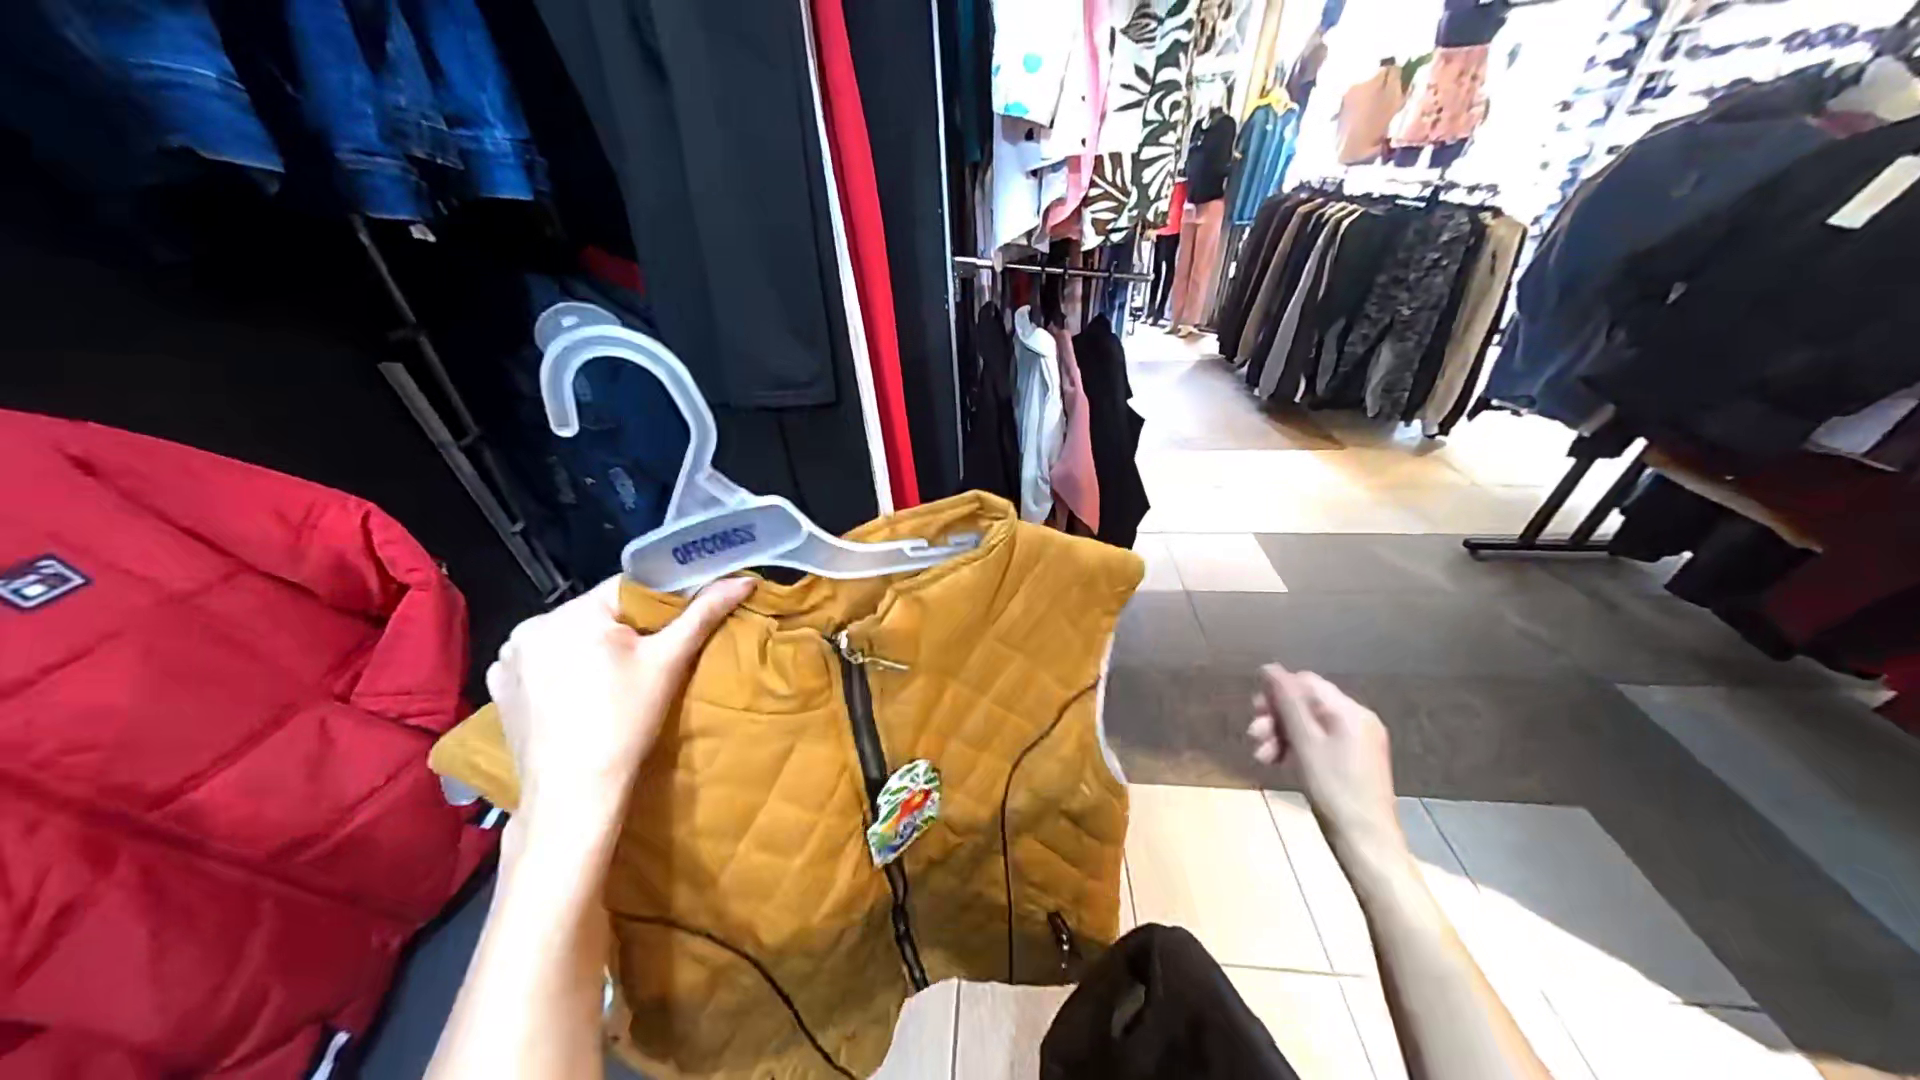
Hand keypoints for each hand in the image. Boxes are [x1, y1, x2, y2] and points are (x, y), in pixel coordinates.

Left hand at [486, 575, 753, 827]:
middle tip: (645, 663)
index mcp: (573, 613)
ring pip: (569, 637)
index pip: (626, 588)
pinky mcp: (499, 688)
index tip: (671, 633)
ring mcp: (508, 658)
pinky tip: (577, 696)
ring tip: (611, 683)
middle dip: (622, 631)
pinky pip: (540, 662)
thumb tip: (742, 580)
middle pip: (596, 613)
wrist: (574, 794)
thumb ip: (703, 614)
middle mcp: (532, 626)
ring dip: (589, 649)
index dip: (656, 607)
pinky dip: (559, 670)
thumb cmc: (625, 722)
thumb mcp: (669, 663)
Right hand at [1248, 665, 1407, 873]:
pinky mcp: (1352, 761)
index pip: (1306, 682)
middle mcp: (1357, 720)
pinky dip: (1295, 748)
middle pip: (1306, 703)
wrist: (1365, 840)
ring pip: (1308, 725)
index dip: (1277, 691)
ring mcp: (1356, 742)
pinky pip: (1317, 743)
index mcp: (1349, 711)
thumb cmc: (1333, 787)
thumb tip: (1269, 668)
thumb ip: (1286, 702)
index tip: (1254, 711)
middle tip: (1254, 735)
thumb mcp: (1304, 741)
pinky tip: (1277, 763)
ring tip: (1262, 755)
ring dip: (1281, 735)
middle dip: (1276, 717)